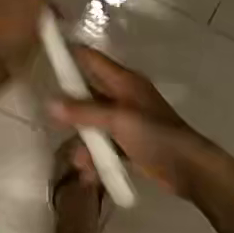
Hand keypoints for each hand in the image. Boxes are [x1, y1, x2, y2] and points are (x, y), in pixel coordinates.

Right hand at [51, 47, 233, 199]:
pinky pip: (106, 147)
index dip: (69, 55)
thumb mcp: (117, 119)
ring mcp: (128, 122)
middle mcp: (124, 97)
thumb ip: (83, 111)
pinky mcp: (131, 145)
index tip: (44, 57)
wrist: (189, 167)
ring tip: (82, 164)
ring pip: (94, 127)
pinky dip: (98, 159)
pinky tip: (91, 176)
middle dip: (72, 114)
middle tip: (57, 127)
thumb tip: (49, 102)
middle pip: (88, 97)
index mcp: (124, 82)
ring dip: (85, 145)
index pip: (91, 59)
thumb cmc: (155, 135)